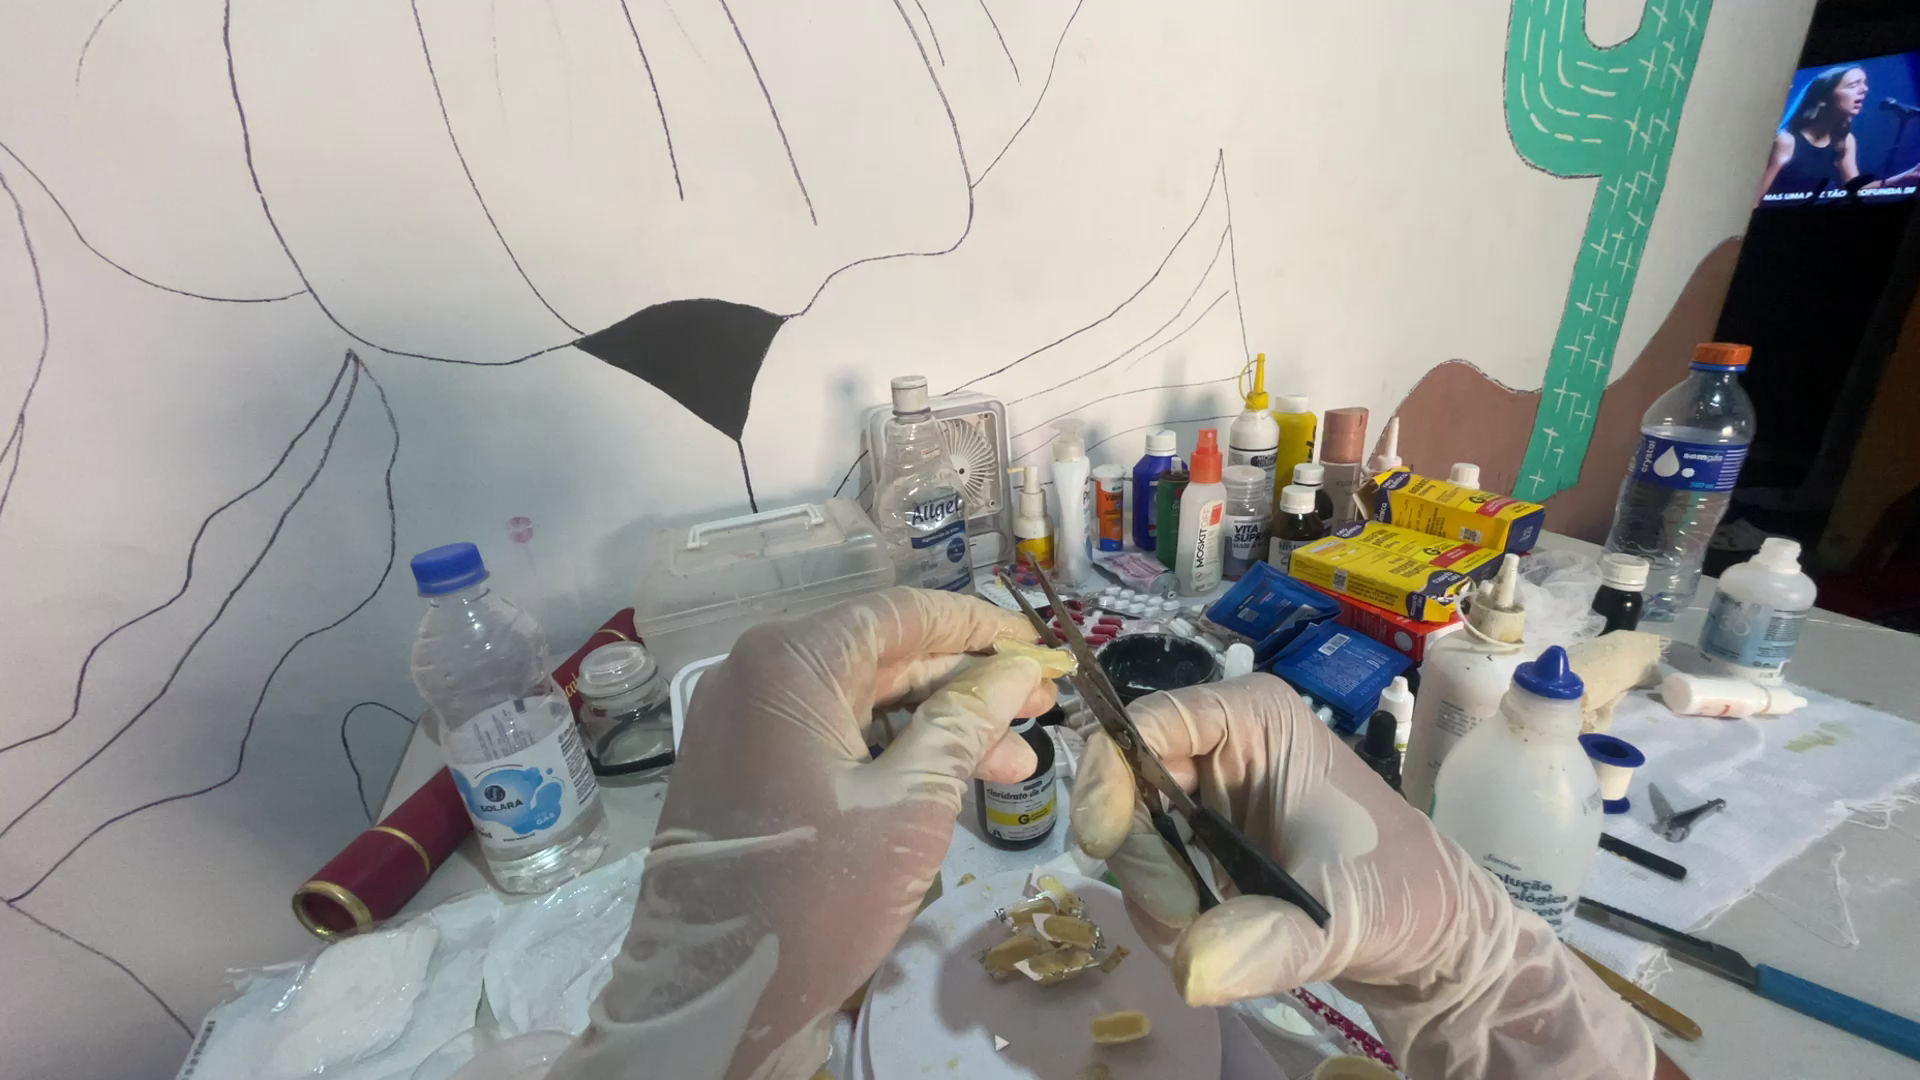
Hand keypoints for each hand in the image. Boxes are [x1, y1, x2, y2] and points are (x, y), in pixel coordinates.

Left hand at [550, 588, 1054, 1079]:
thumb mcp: (911, 803)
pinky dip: (896, 752)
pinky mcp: (752, 759)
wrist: (707, 1009)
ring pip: (867, 700)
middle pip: (887, 656)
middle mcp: (762, 671)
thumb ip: (967, 721)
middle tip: (1040, 702)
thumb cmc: (815, 897)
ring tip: (1018, 757)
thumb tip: (1018, 670)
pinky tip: (959, 775)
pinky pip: (839, 734)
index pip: (902, 615)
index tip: (1035, 644)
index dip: (977, 626)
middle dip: (968, 683)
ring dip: (941, 725)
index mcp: (791, 660)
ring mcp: (751, 716)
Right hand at [1073, 675, 1652, 1079]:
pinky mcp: (1193, 828)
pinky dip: (1158, 903)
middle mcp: (1213, 739)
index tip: (1100, 842)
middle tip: (1183, 920)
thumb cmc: (1400, 891)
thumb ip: (1265, 938)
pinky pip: (1142, 857)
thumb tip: (1189, 973)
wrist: (1428, 936)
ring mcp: (1199, 784)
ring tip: (1206, 934)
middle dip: (1141, 854)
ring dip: (1150, 889)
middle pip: (1124, 776)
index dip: (1111, 772)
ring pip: (1126, 822)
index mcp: (1250, 717)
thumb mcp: (1343, 913)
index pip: (1149, 721)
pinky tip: (1202, 931)